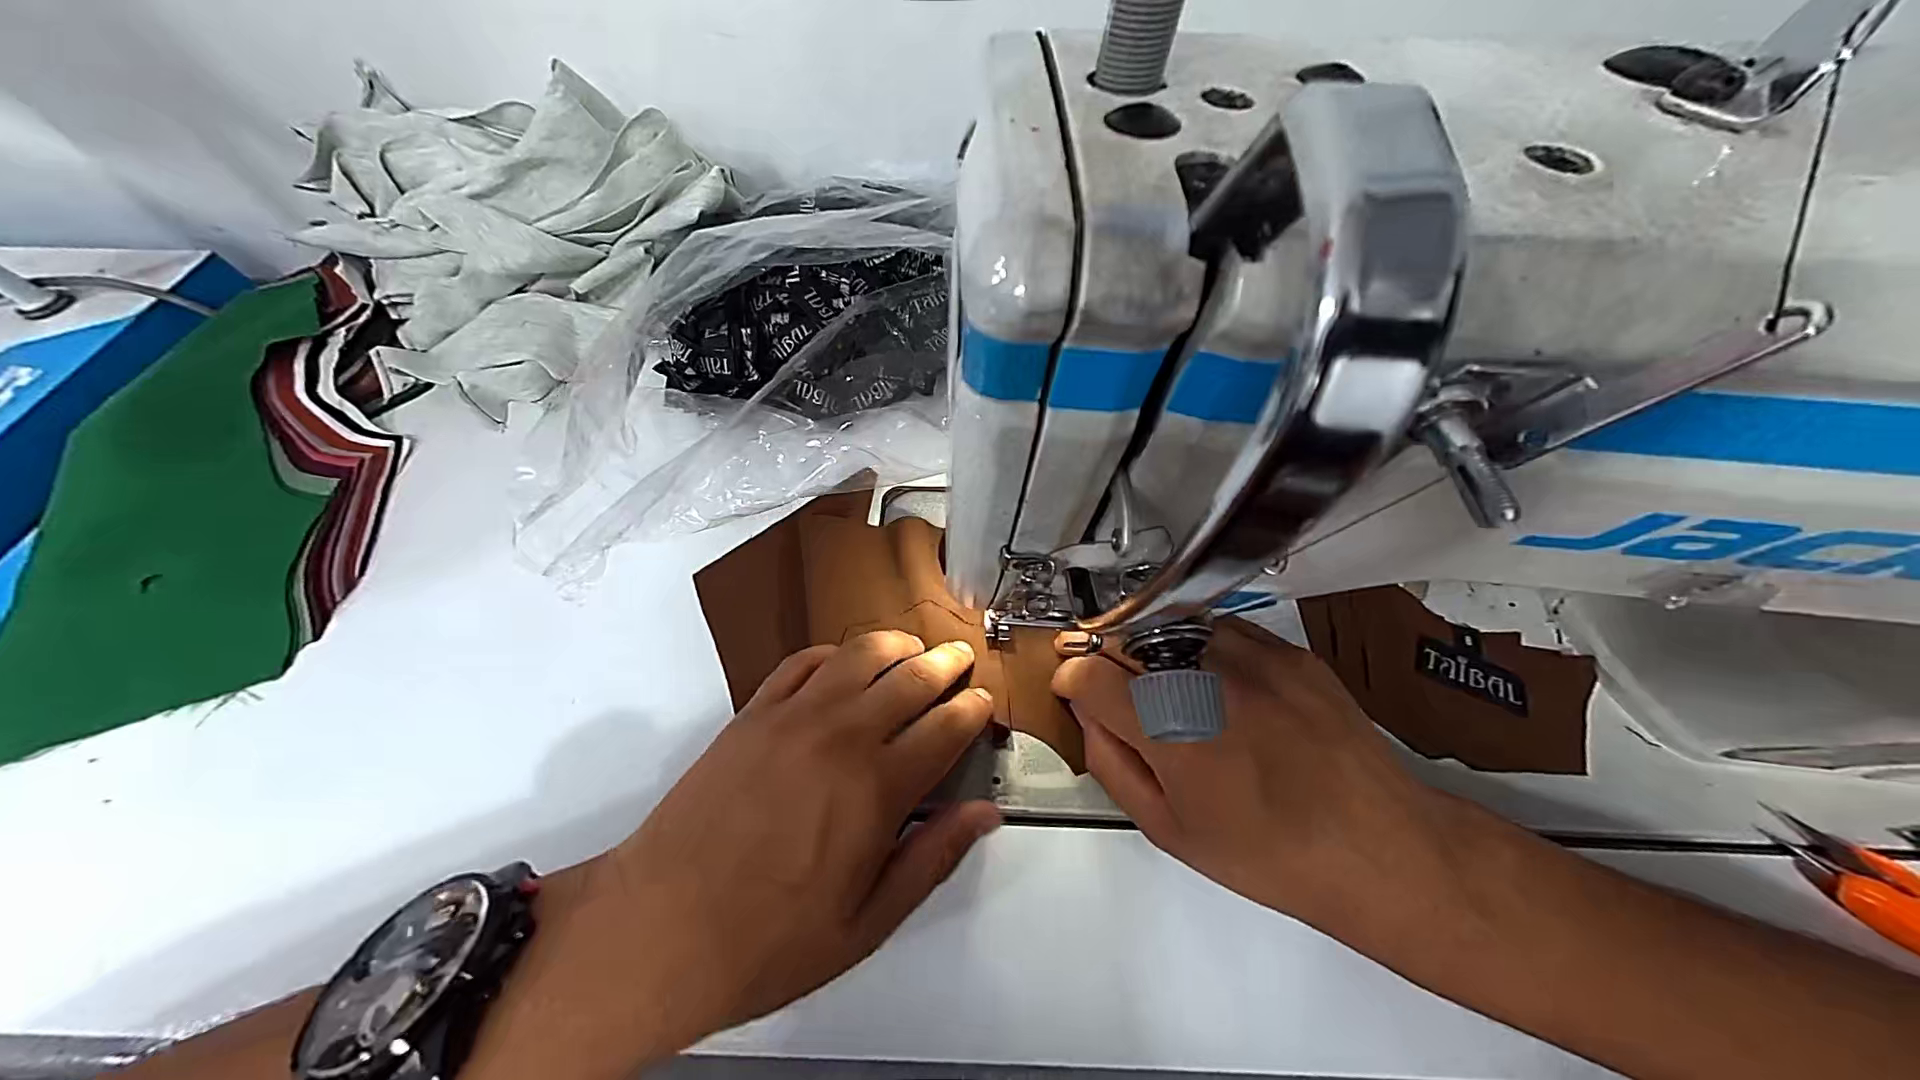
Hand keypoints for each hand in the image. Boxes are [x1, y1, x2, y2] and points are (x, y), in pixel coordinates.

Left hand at [590, 631, 999, 1050]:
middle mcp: (840, 739)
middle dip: (946, 662)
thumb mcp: (867, 922)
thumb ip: (931, 859)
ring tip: (913, 647)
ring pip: (860, 655)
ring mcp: (792, 719)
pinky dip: (833, 652)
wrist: (661, 928)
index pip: (945, 728)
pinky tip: (844, 660)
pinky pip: (801, 662)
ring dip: (896, 644)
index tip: (983, 702)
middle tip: (960, 658)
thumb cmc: (766, 939)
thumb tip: (981, 816)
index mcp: (876, 790)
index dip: (973, 709)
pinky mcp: (751, 715)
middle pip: (911, 678)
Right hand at [1053, 619, 1439, 923]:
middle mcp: (1210, 684)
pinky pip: (1220, 629)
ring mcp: (1253, 661)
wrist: (1377, 845)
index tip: (1074, 687)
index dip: (1070, 678)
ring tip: (1168, 688)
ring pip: (1168, 624)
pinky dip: (1202, 648)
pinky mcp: (1287, 652)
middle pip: (1123, 637)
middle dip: (1103, 658)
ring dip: (1151, 649)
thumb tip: (1088, 719)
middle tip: (1110, 685)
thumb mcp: (1169, 828)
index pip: (1088, 671)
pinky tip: (1217, 687)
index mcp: (1172, 733)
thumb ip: (1111, 764)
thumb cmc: (1277, 851)